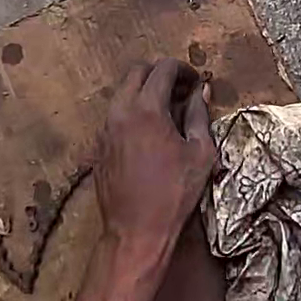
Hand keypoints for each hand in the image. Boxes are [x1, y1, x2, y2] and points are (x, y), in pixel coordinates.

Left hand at [95, 59, 215, 264]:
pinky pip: (115, 114)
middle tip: (182, 91)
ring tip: (168, 112)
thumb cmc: (174, 193)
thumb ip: (199, 115)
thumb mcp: (200, 153)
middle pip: (137, 72)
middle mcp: (120, 112)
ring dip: (145, 91)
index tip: (196, 82)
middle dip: (161, 74)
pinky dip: (133, 111)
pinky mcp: (98, 146)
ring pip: (123, 92)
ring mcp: (105, 129)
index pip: (163, 69)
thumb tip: (201, 91)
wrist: (136, 232)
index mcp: (146, 109)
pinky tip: (150, 133)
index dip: (183, 70)